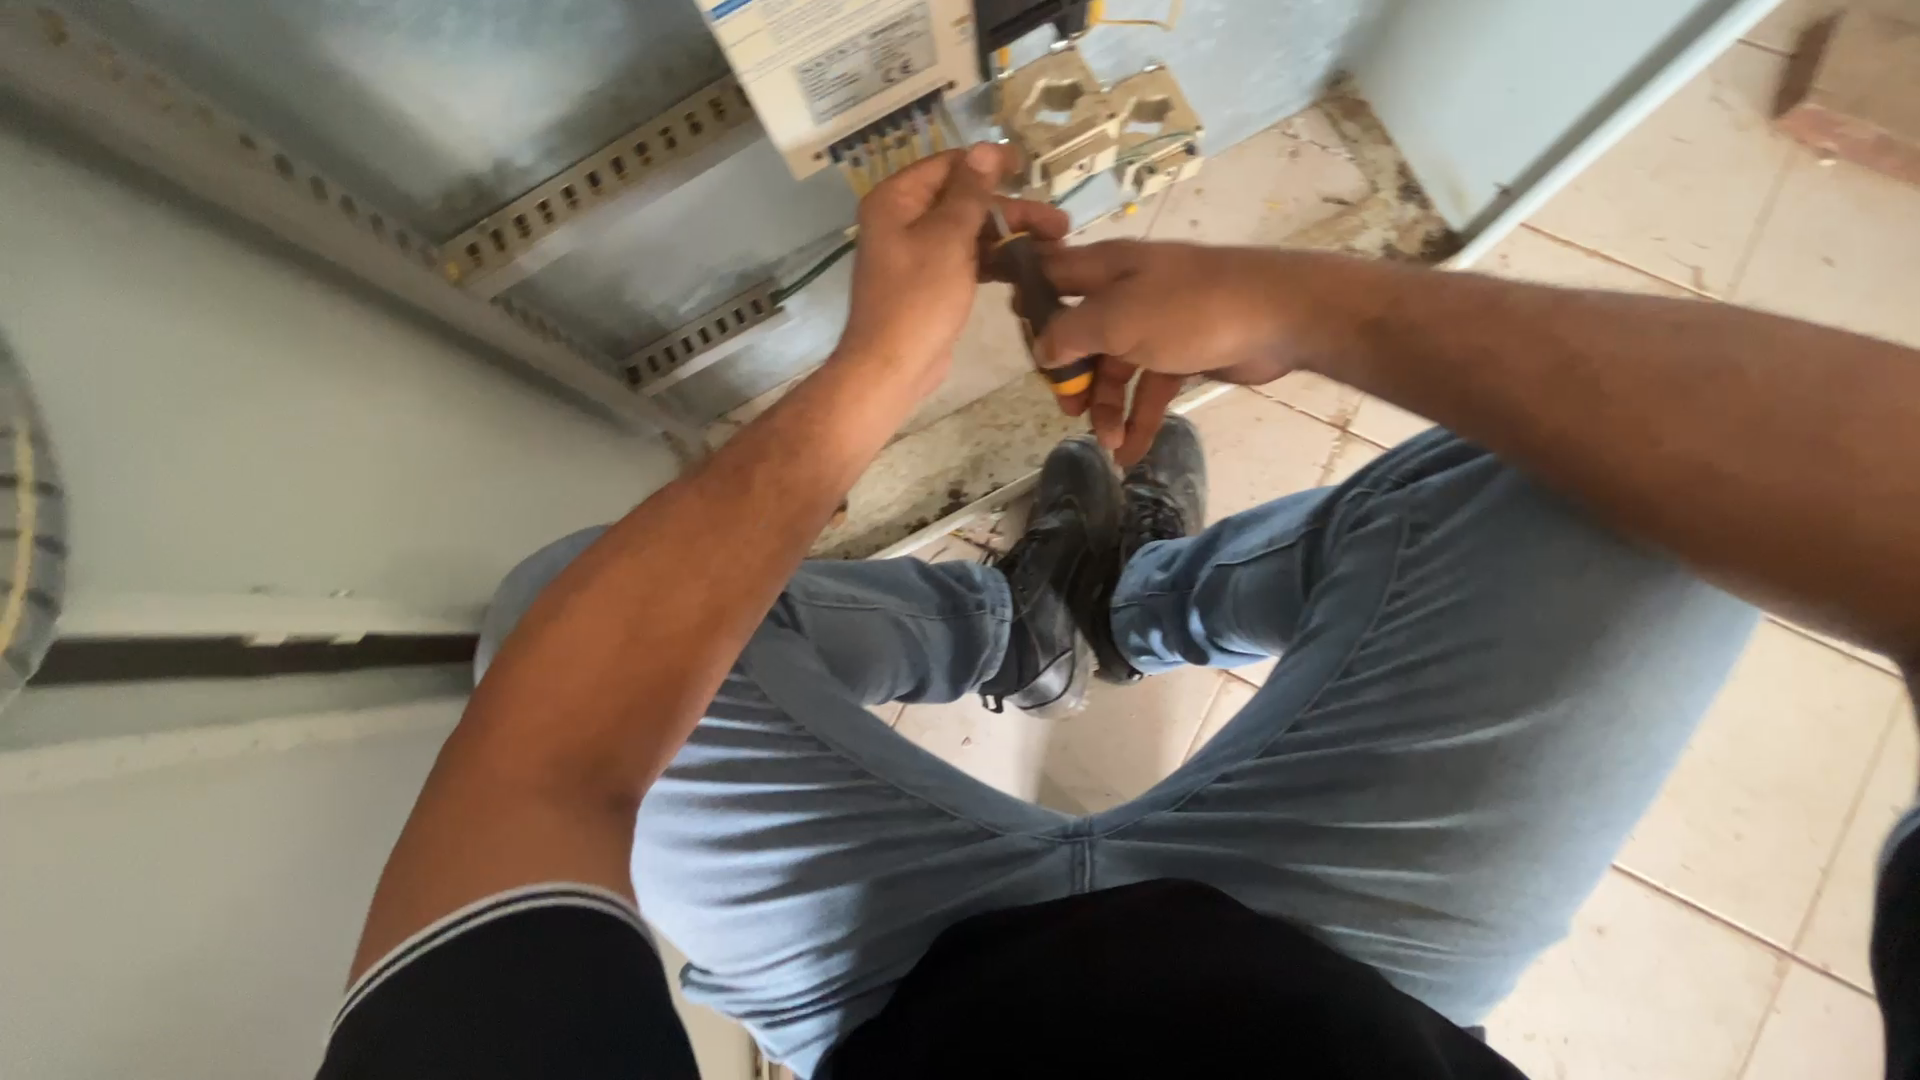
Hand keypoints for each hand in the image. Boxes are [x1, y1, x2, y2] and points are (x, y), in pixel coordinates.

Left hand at [833, 143, 1058, 397]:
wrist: (893, 366)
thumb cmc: (918, 298)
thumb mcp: (948, 238)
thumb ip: (970, 192)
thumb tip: (986, 147)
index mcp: (896, 200)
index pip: (949, 166)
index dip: (989, 164)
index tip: (1029, 168)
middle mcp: (903, 221)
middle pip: (964, 202)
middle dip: (1011, 211)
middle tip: (1058, 224)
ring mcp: (917, 255)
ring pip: (970, 234)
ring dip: (1010, 237)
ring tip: (1056, 245)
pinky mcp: (932, 284)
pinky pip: (967, 261)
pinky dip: (995, 262)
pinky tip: (1029, 267)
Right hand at [1036, 242, 1335, 465]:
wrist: (1279, 316)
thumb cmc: (1188, 308)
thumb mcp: (1115, 318)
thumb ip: (1069, 334)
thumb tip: (1042, 350)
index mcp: (1105, 270)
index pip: (1052, 275)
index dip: (1030, 299)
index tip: (1016, 333)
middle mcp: (1125, 293)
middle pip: (1080, 334)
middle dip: (1069, 374)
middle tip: (1067, 406)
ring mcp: (1155, 325)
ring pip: (1114, 369)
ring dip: (1105, 408)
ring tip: (1108, 443)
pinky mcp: (1181, 353)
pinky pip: (1147, 389)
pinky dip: (1138, 419)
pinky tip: (1131, 453)